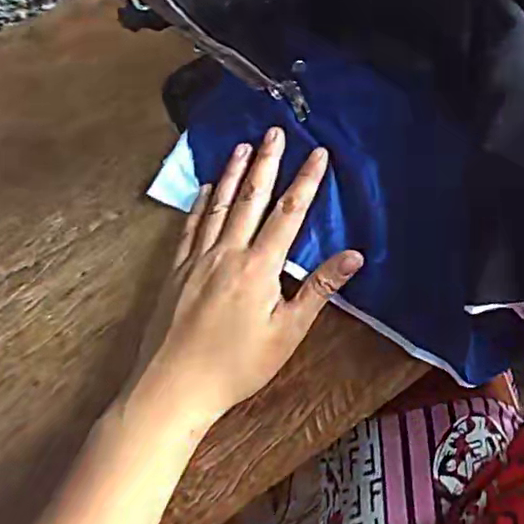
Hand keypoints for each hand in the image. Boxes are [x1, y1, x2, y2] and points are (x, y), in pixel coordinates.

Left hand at [132, 128, 362, 425]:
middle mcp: (227, 253)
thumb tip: (354, 255)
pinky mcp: (176, 272)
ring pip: (218, 205)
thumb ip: (319, 288)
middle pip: (251, 198)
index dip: (306, 180)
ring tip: (242, 146)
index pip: (289, 212)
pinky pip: (190, 227)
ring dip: (232, 173)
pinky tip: (203, 189)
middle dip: (266, 162)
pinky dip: (200, 204)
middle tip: (274, 132)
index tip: (317, 153)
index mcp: (258, 266)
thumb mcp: (288, 332)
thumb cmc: (236, 366)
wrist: (169, 391)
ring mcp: (197, 260)